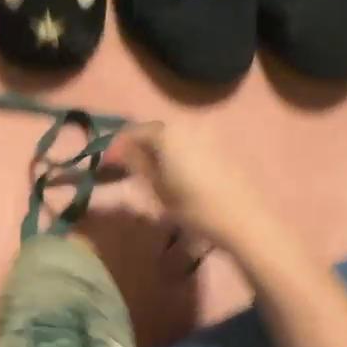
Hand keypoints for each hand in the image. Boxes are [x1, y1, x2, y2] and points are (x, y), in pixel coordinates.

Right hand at [106, 122, 273, 252]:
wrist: (243, 220)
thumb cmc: (194, 207)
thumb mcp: (157, 189)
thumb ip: (135, 164)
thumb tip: (117, 151)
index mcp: (167, 133)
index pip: (132, 132)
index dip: (115, 147)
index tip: (103, 165)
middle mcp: (186, 125)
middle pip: (152, 131)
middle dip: (135, 147)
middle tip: (123, 168)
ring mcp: (206, 134)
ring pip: (171, 138)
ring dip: (155, 151)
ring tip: (146, 173)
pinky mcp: (220, 147)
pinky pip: (188, 144)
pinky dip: (174, 154)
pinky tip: (172, 173)